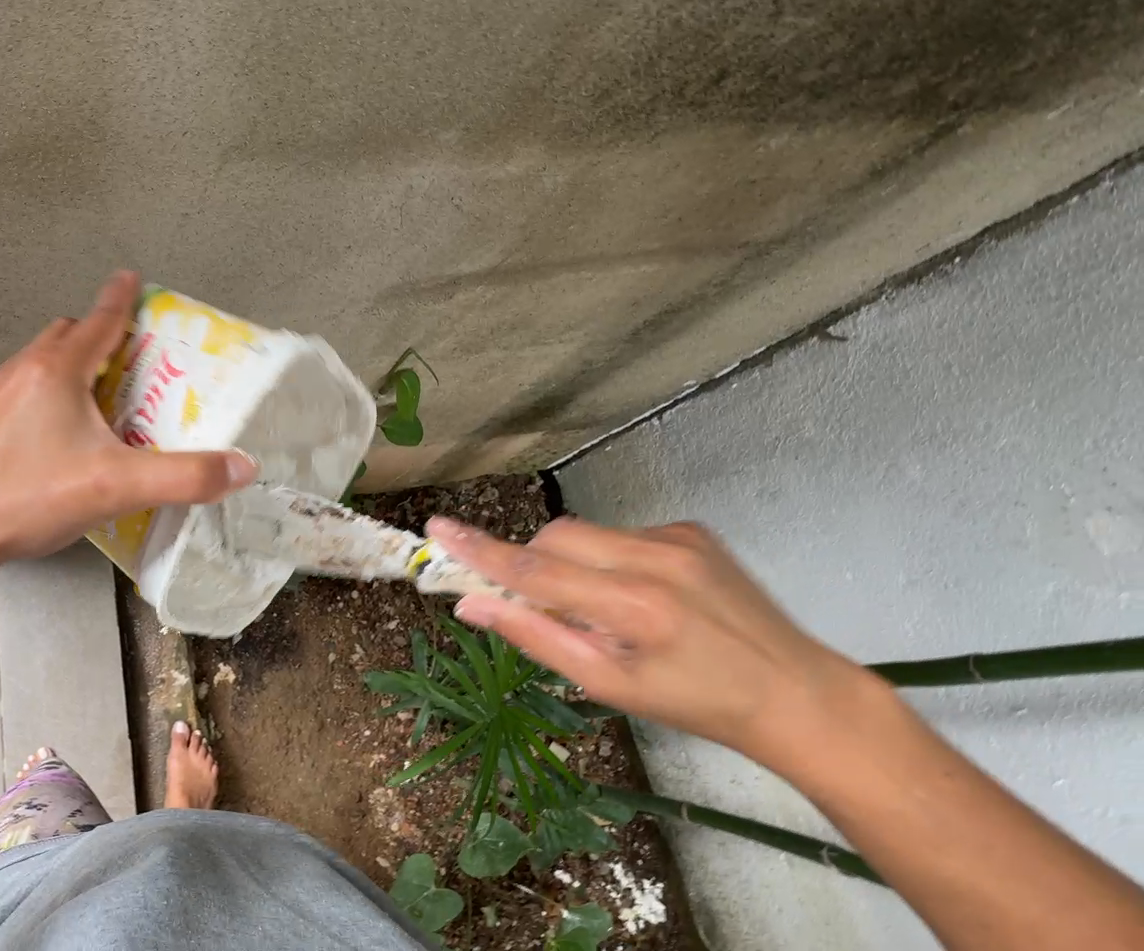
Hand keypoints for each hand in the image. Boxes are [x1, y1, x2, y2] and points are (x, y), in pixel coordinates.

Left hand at [0, 271, 256, 565]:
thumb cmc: (32, 497)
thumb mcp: (118, 487)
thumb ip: (185, 476)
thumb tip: (244, 467)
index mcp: (58, 370)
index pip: (100, 319)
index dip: (123, 298)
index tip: (135, 278)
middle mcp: (25, 370)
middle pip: (70, 334)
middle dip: (104, 334)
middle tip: (138, 359)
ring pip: (46, 360)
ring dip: (78, 363)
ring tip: (109, 396)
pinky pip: (30, 386)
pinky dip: (57, 390)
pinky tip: (69, 433)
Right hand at [430, 516, 863, 764]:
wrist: (795, 692)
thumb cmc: (695, 703)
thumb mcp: (608, 685)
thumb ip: (534, 637)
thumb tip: (471, 603)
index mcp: (634, 608)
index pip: (535, 570)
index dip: (479, 551)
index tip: (437, 530)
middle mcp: (655, 559)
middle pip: (555, 537)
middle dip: (532, 561)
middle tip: (536, 602)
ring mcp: (677, 538)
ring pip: (585, 533)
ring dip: (572, 563)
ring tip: (605, 608)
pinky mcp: (690, 529)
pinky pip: (620, 533)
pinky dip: (608, 559)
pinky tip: (641, 596)